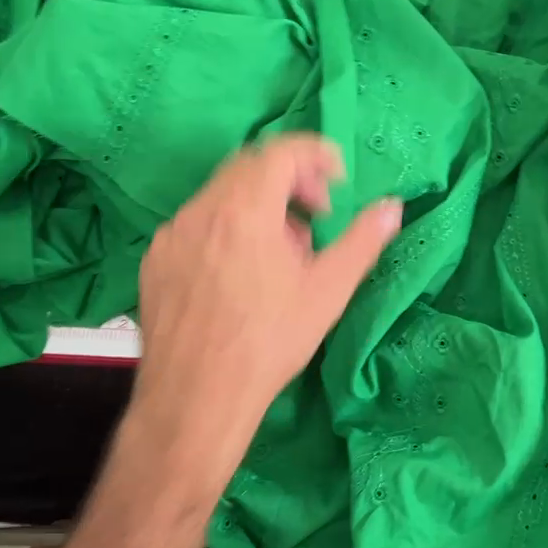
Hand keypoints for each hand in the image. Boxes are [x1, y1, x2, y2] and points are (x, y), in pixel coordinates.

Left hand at [131, 134, 400, 447]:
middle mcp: (202, 210)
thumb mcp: (329, 290)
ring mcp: (173, 234)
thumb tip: (392, 206)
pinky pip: (198, 224)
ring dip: (260, 205)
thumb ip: (363, 240)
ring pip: (222, 195)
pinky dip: (229, 228)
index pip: (281, 151)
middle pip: (249, 166)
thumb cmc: (271, 340)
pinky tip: (243, 274)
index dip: (315, 154)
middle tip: (317, 215)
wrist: (197, 396)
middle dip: (290, 179)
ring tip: (283, 253)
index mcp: (246, 209)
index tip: (337, 181)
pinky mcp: (155, 260)